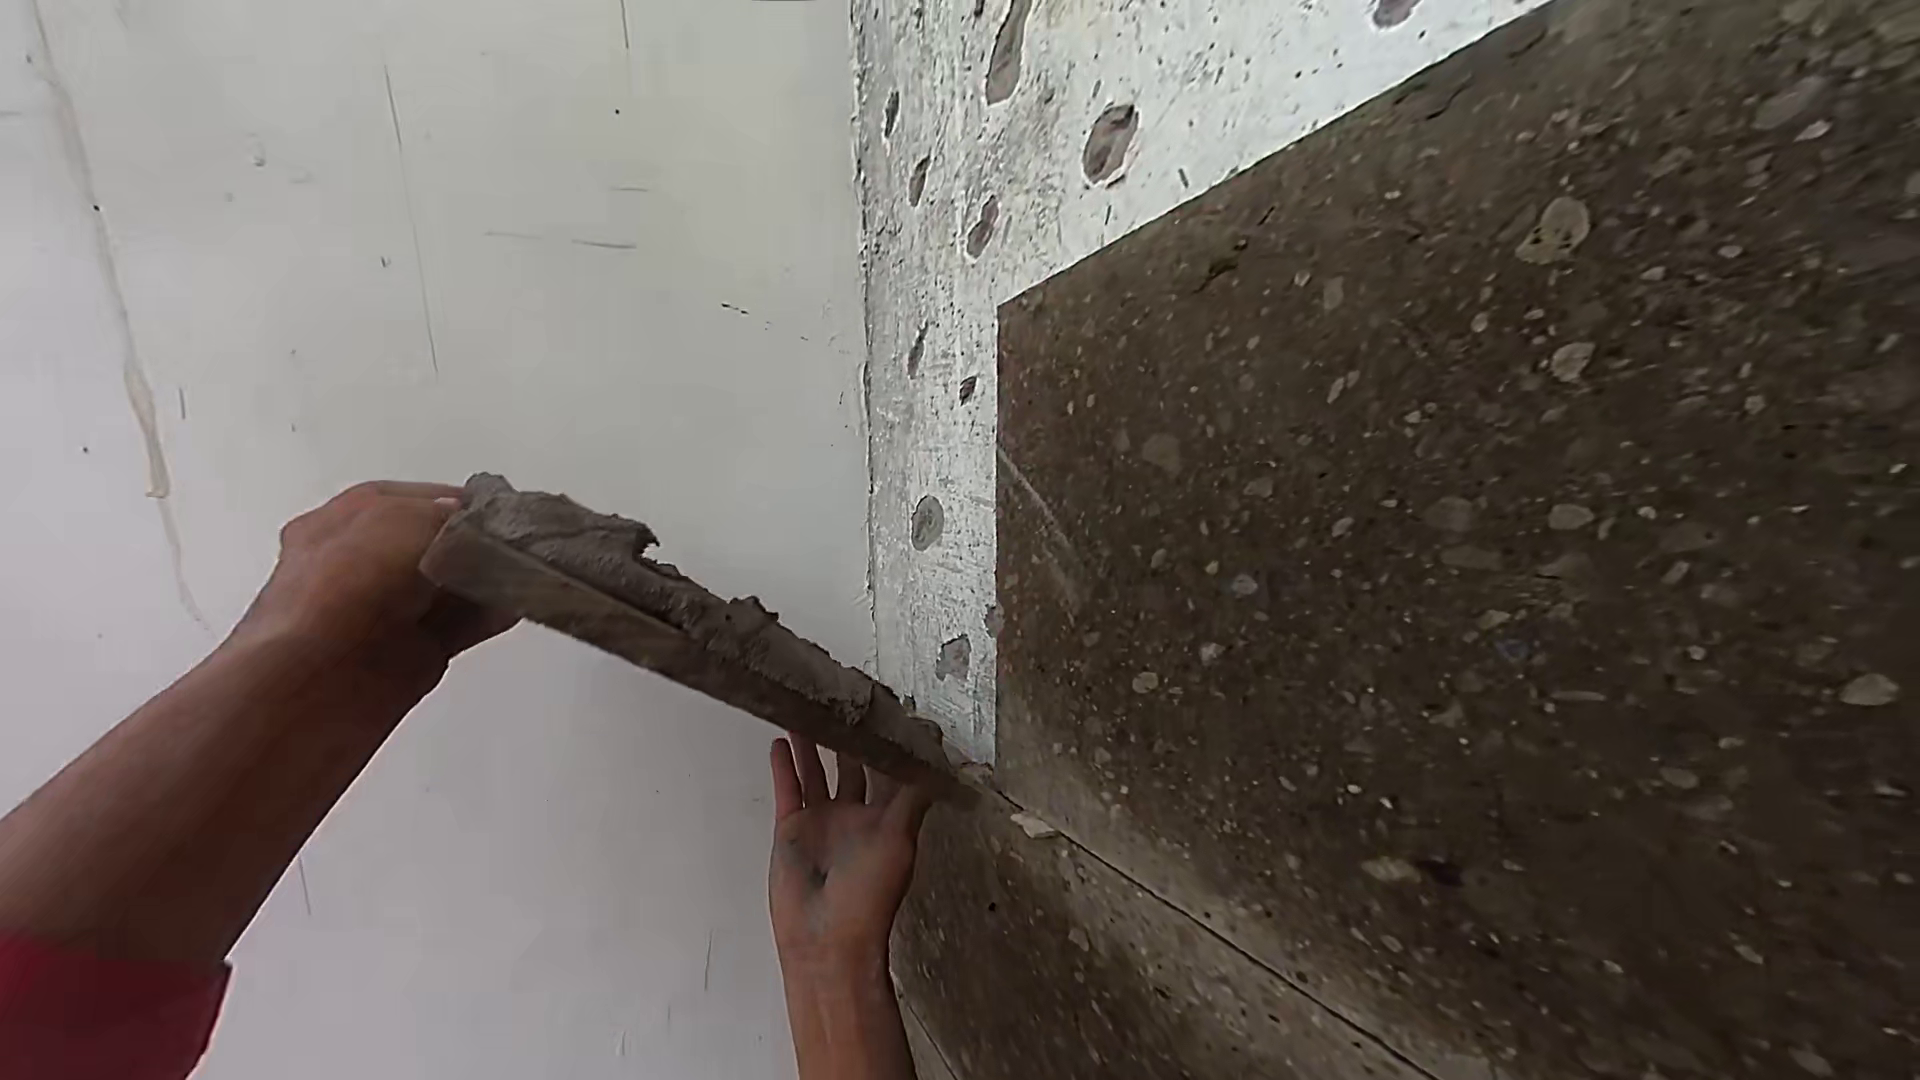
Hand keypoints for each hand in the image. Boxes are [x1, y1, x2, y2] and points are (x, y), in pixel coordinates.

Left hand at [233, 481, 515, 690]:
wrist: (334, 666)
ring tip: (522, 571)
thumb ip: (450, 511)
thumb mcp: (408, 517)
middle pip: (441, 542)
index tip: (499, 510)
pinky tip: (517, 602)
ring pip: (458, 580)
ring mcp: (389, 604)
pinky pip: (468, 619)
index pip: (416, 499)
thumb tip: (474, 523)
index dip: (462, 501)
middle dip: (479, 542)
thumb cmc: (355, 579)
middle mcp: (364, 560)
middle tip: (512, 542)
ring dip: (490, 577)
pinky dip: (494, 611)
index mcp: (346, 519)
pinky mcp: (417, 641)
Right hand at [768, 735, 931, 973]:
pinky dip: (784, 766)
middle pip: (848, 765)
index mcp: (881, 816)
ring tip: (808, 712)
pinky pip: (788, 789)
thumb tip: (935, 763)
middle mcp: (852, 813)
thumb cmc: (869, 894)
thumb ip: (913, 799)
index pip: (884, 770)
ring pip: (816, 771)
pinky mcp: (791, 827)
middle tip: (842, 704)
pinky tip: (782, 742)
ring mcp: (820, 819)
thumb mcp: (899, 840)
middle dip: (846, 738)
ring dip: (812, 744)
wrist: (826, 941)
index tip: (882, 712)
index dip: (882, 744)